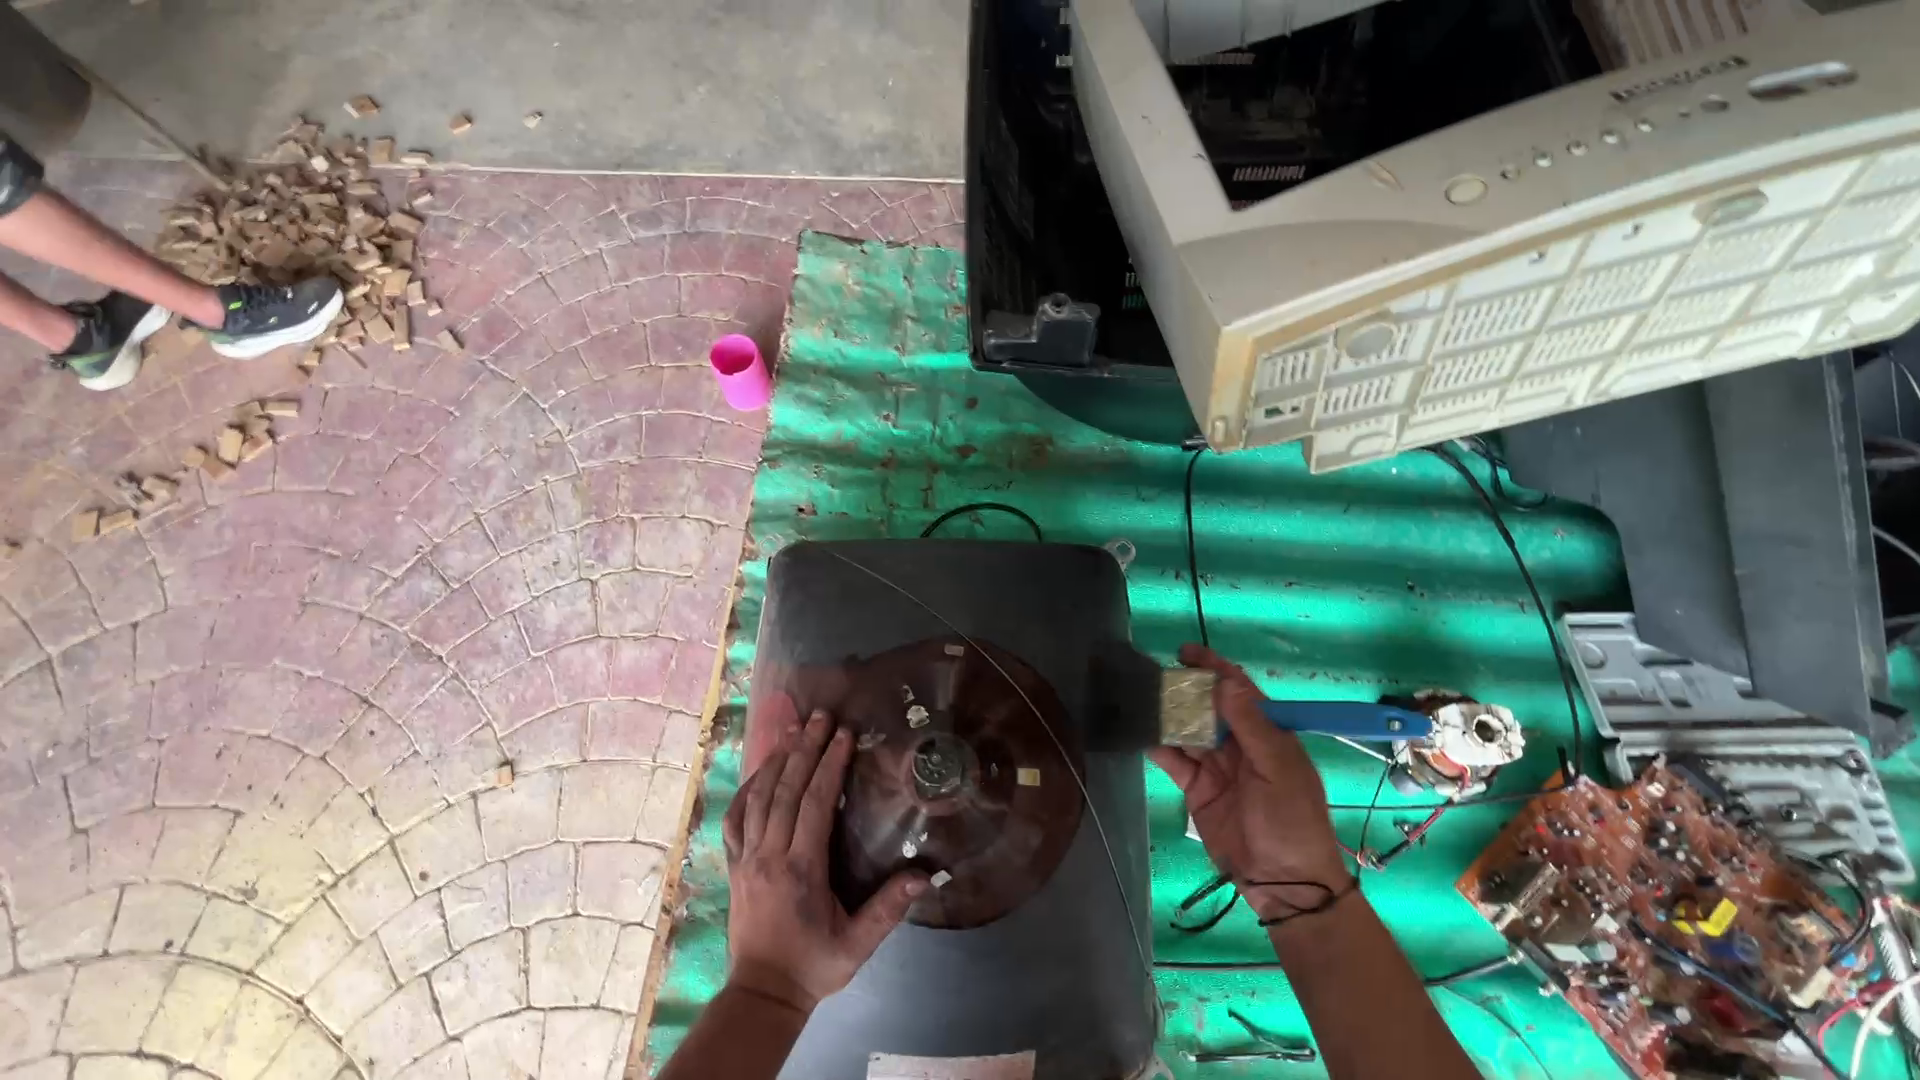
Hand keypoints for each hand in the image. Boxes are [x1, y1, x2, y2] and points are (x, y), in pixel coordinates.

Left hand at [723, 710, 928, 1012]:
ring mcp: (746, 858)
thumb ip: (888, 909)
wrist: (762, 993)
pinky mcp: (735, 864)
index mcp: (800, 869)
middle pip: (786, 789)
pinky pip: (737, 817)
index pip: (814, 803)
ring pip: (759, 796)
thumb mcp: (857, 944)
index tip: (844, 735)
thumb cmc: (814, 965)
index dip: (829, 765)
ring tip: (794, 729)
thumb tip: (926, 875)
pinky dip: (748, 788)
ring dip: (777, 759)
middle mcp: (769, 855)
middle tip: (822, 715)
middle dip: (805, 748)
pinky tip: (760, 770)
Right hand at [1148, 645, 1347, 918]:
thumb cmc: (1292, 821)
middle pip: (1208, 708)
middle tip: (1156, 675)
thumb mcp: (1278, 769)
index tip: (1186, 653)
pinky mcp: (1197, 790)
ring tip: (1143, 697)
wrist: (1284, 882)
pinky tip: (1143, 733)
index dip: (1215, 669)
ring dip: (1169, 715)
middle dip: (1185, 690)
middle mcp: (1241, 745)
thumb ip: (1251, 725)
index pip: (1239, 691)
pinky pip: (1175, 761)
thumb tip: (1226, 681)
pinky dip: (1160, 747)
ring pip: (1188, 731)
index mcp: (1269, 734)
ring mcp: (1217, 767)